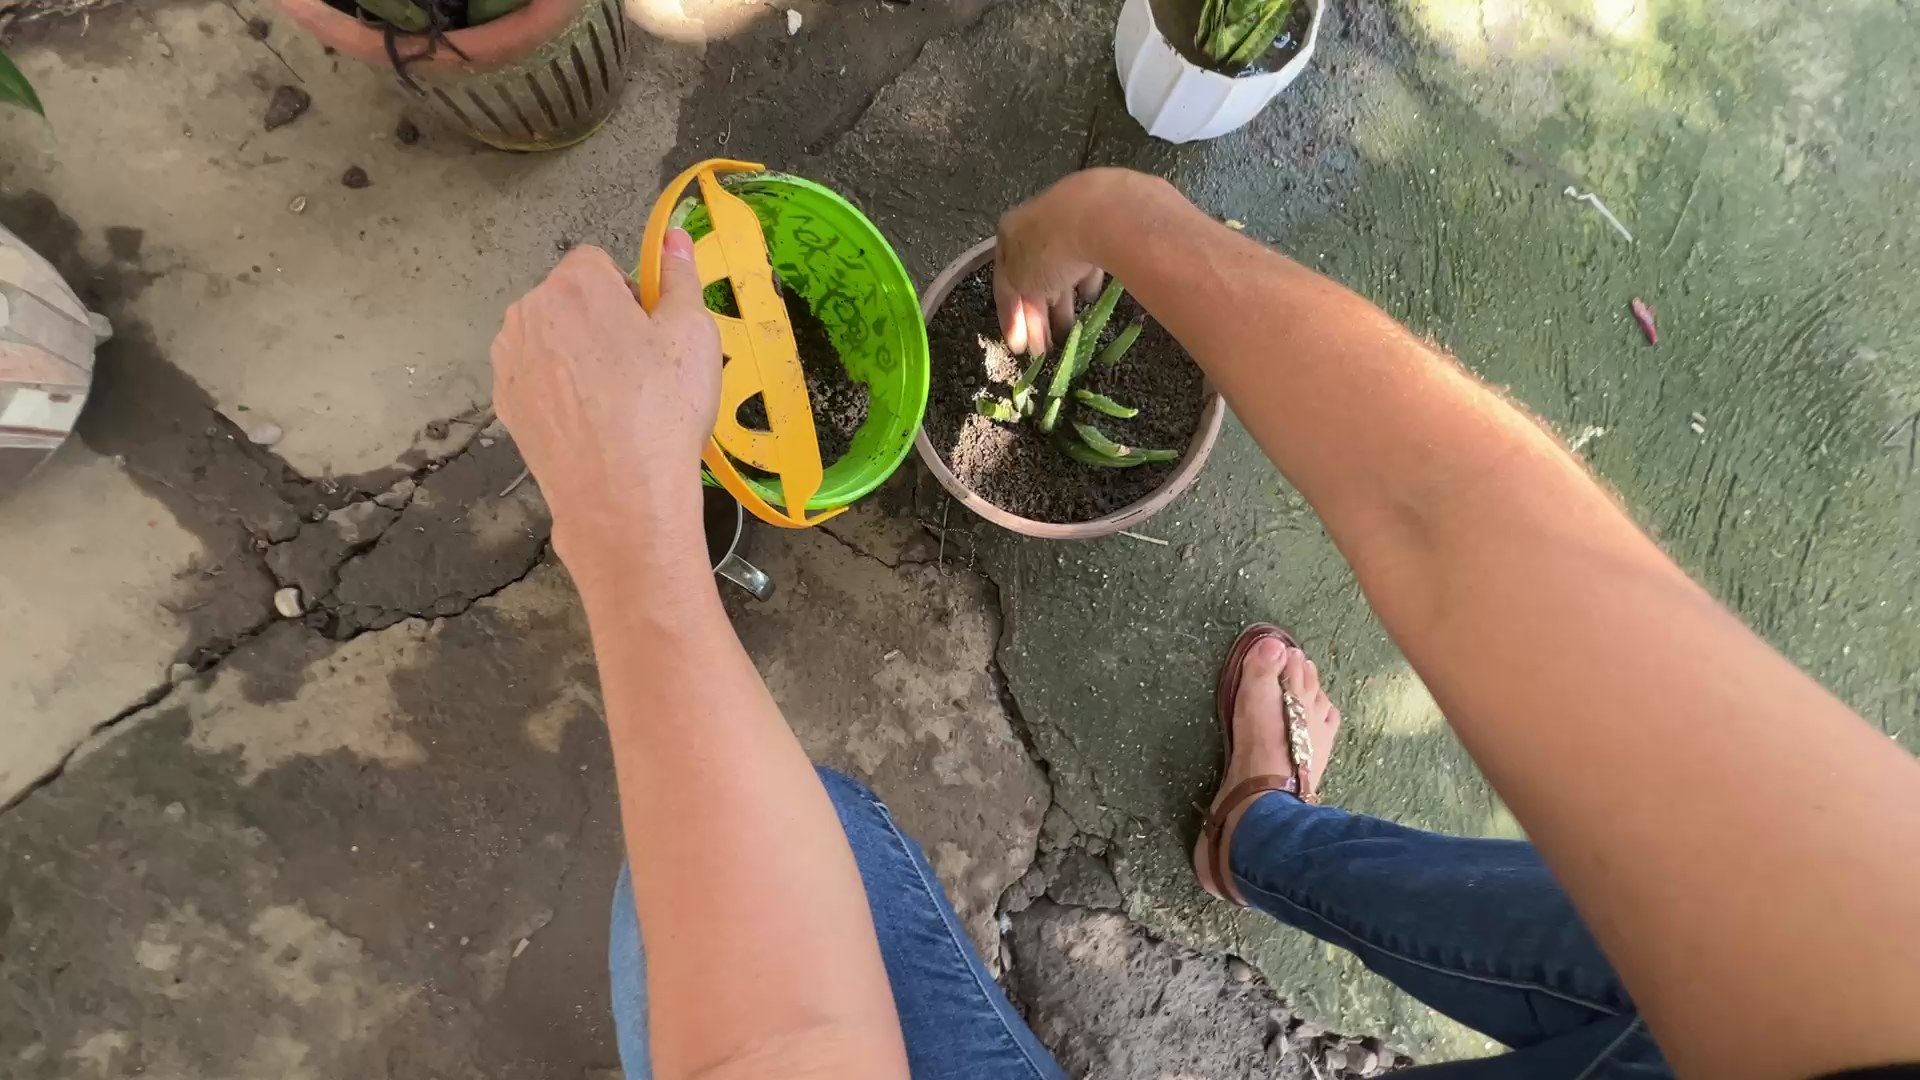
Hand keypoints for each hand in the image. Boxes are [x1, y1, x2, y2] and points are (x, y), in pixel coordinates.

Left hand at [491, 235, 719, 583]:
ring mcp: (509, 359)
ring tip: (619, 404)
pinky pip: (538, 380)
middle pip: (571, 300)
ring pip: (552, 341)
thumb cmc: (664, 408)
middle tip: (643, 372)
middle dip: (603, 323)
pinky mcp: (505, 403)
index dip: (632, 294)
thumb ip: (681, 277)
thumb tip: (673, 235)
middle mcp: (529, 310)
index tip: (653, 334)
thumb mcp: (693, 334)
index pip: (600, 263)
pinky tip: (595, 425)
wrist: (623, 492)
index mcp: (575, 284)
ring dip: (580, 357)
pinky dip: (562, 393)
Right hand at [993, 173, 1110, 355]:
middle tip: (1044, 350)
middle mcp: (1035, 227)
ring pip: (1059, 273)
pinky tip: (1089, 299)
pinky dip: (1084, 282)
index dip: (1010, 320)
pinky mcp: (1099, 227)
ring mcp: (1068, 225)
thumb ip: (1013, 296)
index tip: (1019, 348)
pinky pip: (1086, 262)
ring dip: (1061, 306)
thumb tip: (1026, 302)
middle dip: (1037, 318)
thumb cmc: (1048, 251)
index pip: (1004, 285)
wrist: (1098, 216)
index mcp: (1008, 235)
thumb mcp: (1017, 281)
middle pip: (1033, 281)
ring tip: (1068, 334)